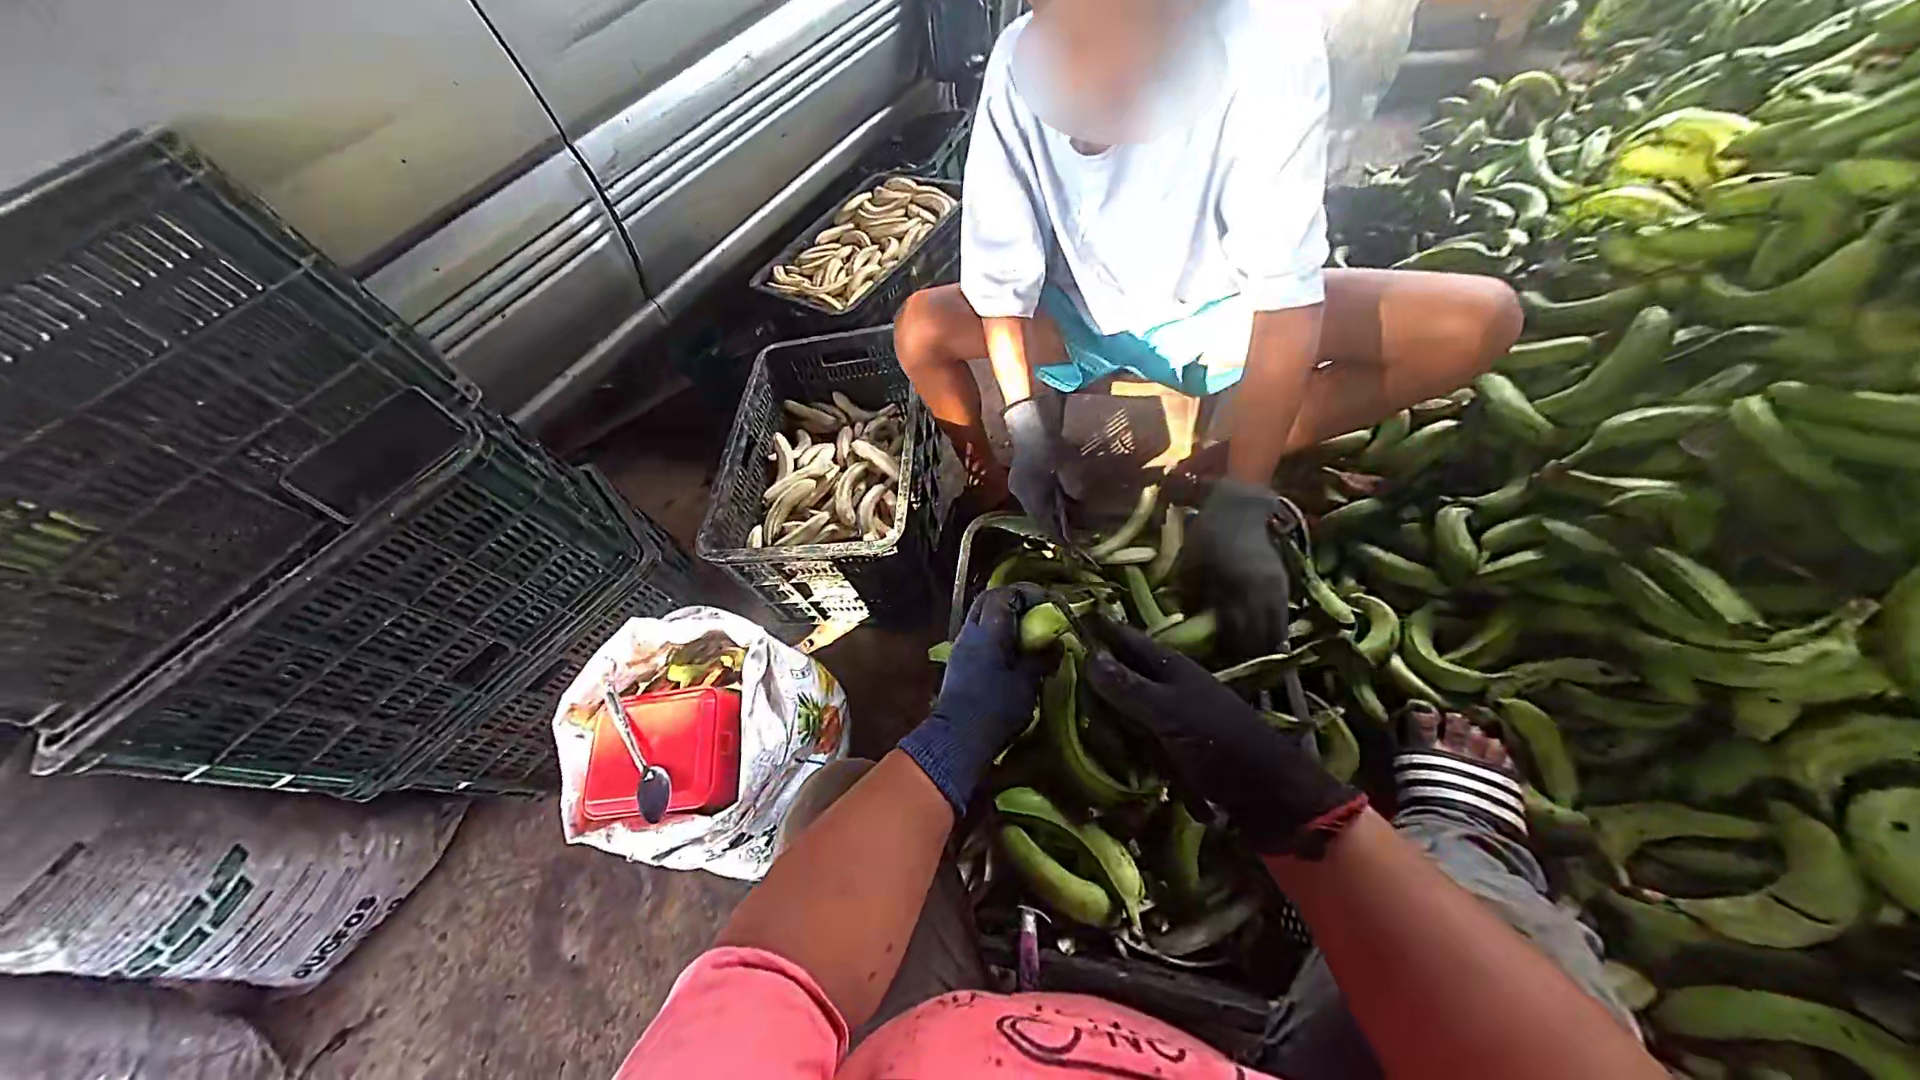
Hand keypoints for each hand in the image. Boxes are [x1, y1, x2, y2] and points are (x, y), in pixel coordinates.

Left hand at [899, 585, 1048, 809]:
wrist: (958, 738)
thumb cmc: (995, 709)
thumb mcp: (1027, 684)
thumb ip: (1041, 658)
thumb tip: (1056, 641)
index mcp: (988, 632)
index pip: (1004, 595)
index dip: (1028, 593)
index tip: (1050, 603)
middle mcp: (970, 632)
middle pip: (989, 600)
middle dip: (1014, 599)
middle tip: (1038, 610)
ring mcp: (961, 646)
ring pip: (981, 616)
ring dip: (1004, 616)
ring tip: (1028, 630)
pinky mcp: (959, 661)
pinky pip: (979, 634)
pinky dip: (996, 633)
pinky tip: (1011, 649)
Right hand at [1003, 398, 1072, 542]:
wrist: (1029, 420)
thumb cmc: (1050, 444)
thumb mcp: (1068, 467)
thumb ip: (1074, 489)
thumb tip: (1078, 501)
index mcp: (1031, 495)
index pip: (1045, 524)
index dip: (1059, 536)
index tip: (1072, 546)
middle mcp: (1020, 494)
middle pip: (1039, 516)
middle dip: (1056, 524)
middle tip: (1074, 532)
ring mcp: (1017, 485)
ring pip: (1036, 506)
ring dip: (1051, 511)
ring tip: (1068, 517)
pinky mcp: (1019, 477)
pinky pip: (1033, 496)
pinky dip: (1046, 500)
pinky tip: (1058, 498)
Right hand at [1082, 615, 1364, 855]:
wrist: (1267, 793)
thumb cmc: (1219, 742)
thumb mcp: (1168, 712)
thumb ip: (1129, 687)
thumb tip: (1089, 656)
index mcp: (1168, 665)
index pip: (1124, 638)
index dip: (1098, 628)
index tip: (1066, 616)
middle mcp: (1167, 684)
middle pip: (1120, 669)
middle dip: (1091, 670)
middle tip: (1054, 668)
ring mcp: (1169, 713)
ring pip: (1125, 702)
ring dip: (1102, 707)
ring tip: (1068, 707)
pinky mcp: (1171, 743)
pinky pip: (1134, 731)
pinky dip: (1118, 735)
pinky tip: (1098, 743)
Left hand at [1182, 478, 1296, 657]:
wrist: (1240, 508)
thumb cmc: (1207, 536)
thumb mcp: (1190, 565)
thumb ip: (1192, 597)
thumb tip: (1191, 627)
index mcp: (1230, 587)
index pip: (1231, 634)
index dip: (1225, 653)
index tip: (1216, 664)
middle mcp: (1256, 592)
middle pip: (1257, 638)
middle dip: (1247, 656)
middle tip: (1235, 668)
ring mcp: (1274, 588)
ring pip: (1275, 631)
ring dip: (1264, 647)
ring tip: (1251, 659)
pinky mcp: (1284, 583)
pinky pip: (1283, 617)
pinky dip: (1274, 632)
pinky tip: (1264, 641)